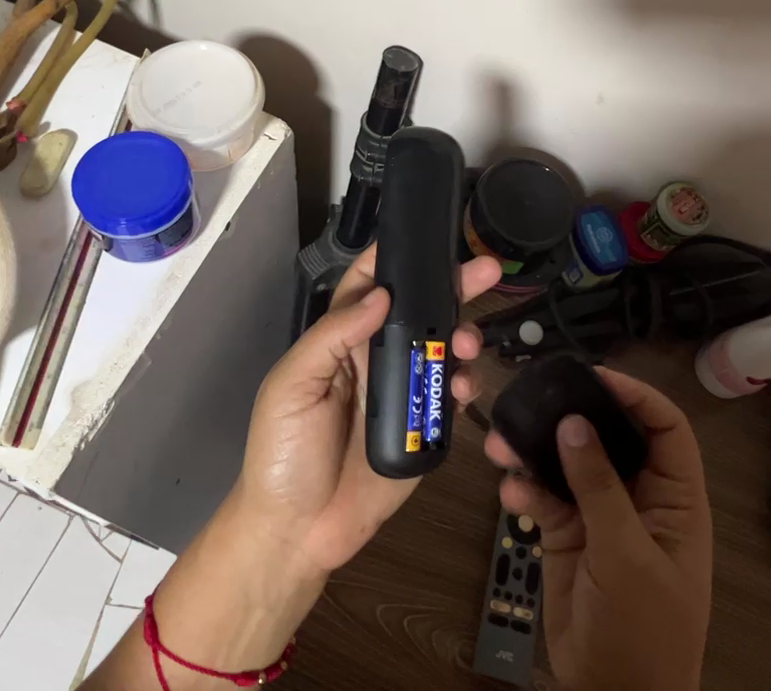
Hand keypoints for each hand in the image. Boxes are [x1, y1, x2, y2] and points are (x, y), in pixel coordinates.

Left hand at [87, 248, 500, 688]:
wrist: (299, 532)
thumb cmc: (283, 453)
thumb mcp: (291, 387)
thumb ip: (331, 336)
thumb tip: (380, 295)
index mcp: (340, 343)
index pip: (368, 287)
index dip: (394, 260)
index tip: (427, 238)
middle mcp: (374, 360)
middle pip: (417, 313)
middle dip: (451, 288)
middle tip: (487, 270)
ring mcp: (402, 394)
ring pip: (441, 351)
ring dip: (462, 337)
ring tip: (471, 341)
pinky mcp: (424, 430)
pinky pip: (450, 398)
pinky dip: (465, 386)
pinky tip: (467, 387)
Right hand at [486, 367, 712, 690]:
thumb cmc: (643, 630)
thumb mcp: (627, 556)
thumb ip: (599, 488)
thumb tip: (574, 423)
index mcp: (674, 499)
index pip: (665, 429)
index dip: (636, 397)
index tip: (594, 378)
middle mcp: (637, 498)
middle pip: (608, 438)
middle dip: (571, 418)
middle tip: (531, 398)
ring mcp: (599, 516)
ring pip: (567, 465)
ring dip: (534, 451)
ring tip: (498, 442)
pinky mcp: (565, 535)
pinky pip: (543, 497)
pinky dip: (524, 491)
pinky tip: (510, 493)